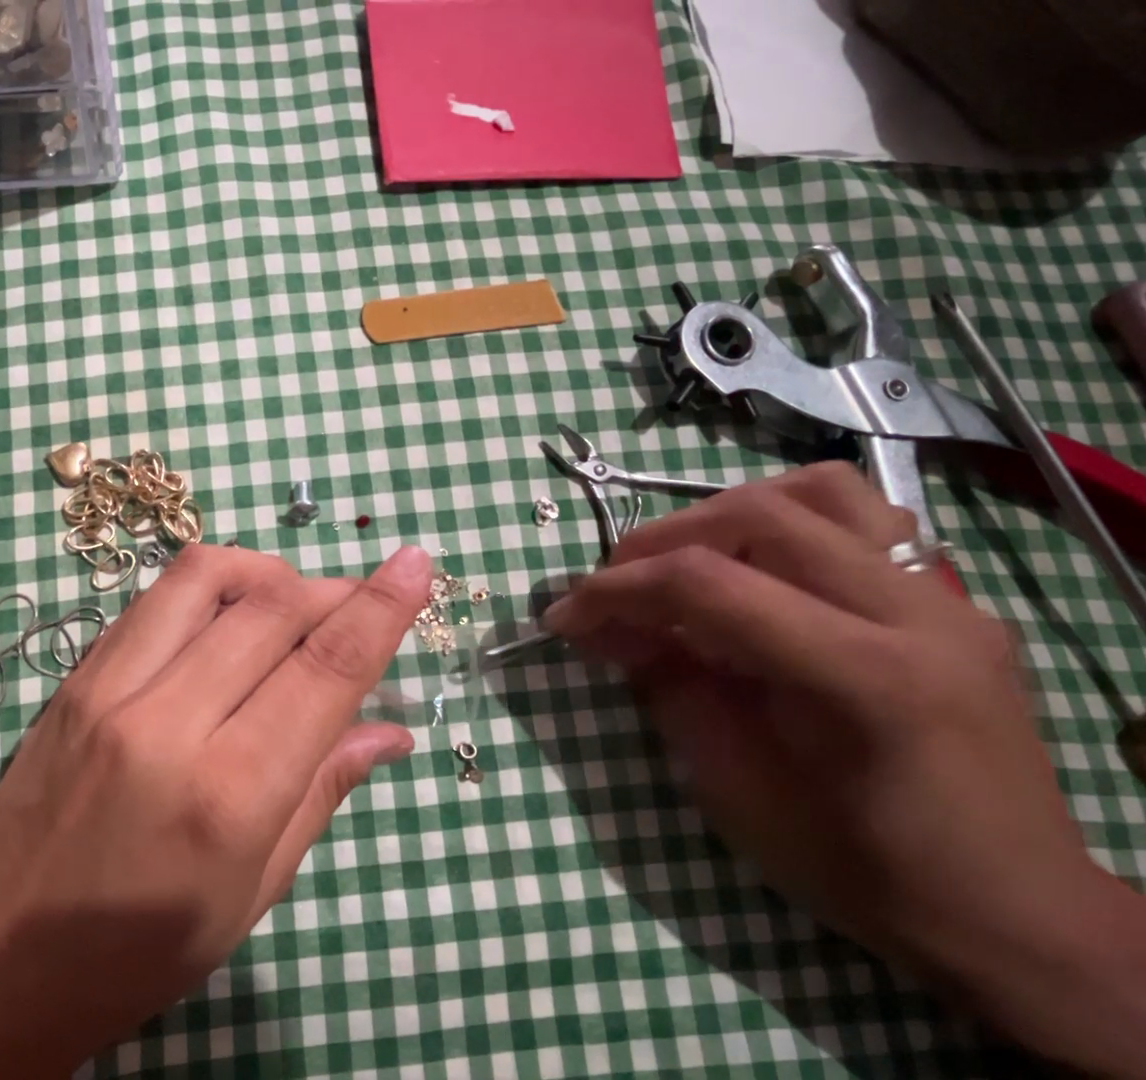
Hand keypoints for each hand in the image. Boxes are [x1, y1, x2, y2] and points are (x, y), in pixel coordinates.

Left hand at [0, 545, 431, 1078]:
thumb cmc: (139, 951)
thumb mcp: (252, 894)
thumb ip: (320, 794)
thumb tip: (389, 728)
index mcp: (228, 794)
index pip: (323, 671)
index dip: (380, 609)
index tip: (417, 564)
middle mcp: (168, 723)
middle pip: (270, 611)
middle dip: (332, 589)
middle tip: (363, 600)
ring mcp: (109, 691)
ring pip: (203, 579)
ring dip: (266, 572)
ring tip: (294, 600)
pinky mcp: (72, 680)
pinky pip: (151, 602)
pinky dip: (206, 589)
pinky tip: (226, 617)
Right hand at [544, 463, 1145, 1074]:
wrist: (1008, 909)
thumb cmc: (860, 870)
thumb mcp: (735, 791)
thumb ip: (673, 690)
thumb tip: (617, 630)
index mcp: (860, 677)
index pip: (708, 585)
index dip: (614, 590)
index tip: (562, 618)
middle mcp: (914, 615)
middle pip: (758, 516)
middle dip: (658, 541)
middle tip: (613, 586)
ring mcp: (947, 601)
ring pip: (821, 492)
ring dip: (729, 512)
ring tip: (686, 558)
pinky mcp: (954, 605)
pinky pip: (866, 522)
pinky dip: (792, 524)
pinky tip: (760, 569)